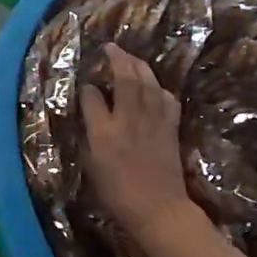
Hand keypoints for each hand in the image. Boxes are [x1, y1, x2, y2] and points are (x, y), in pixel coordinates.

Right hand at [80, 44, 198, 237]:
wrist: (157, 209)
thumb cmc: (117, 195)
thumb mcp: (92, 168)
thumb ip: (89, 140)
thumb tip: (89, 119)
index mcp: (103, 133)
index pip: (91, 98)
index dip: (87, 89)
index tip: (85, 85)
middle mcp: (128, 120)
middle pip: (124, 80)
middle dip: (117, 60)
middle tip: (111, 47)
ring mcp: (152, 122)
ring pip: (147, 84)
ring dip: (139, 66)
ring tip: (130, 56)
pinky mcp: (171, 128)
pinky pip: (167, 100)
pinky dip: (160, 89)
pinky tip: (155, 87)